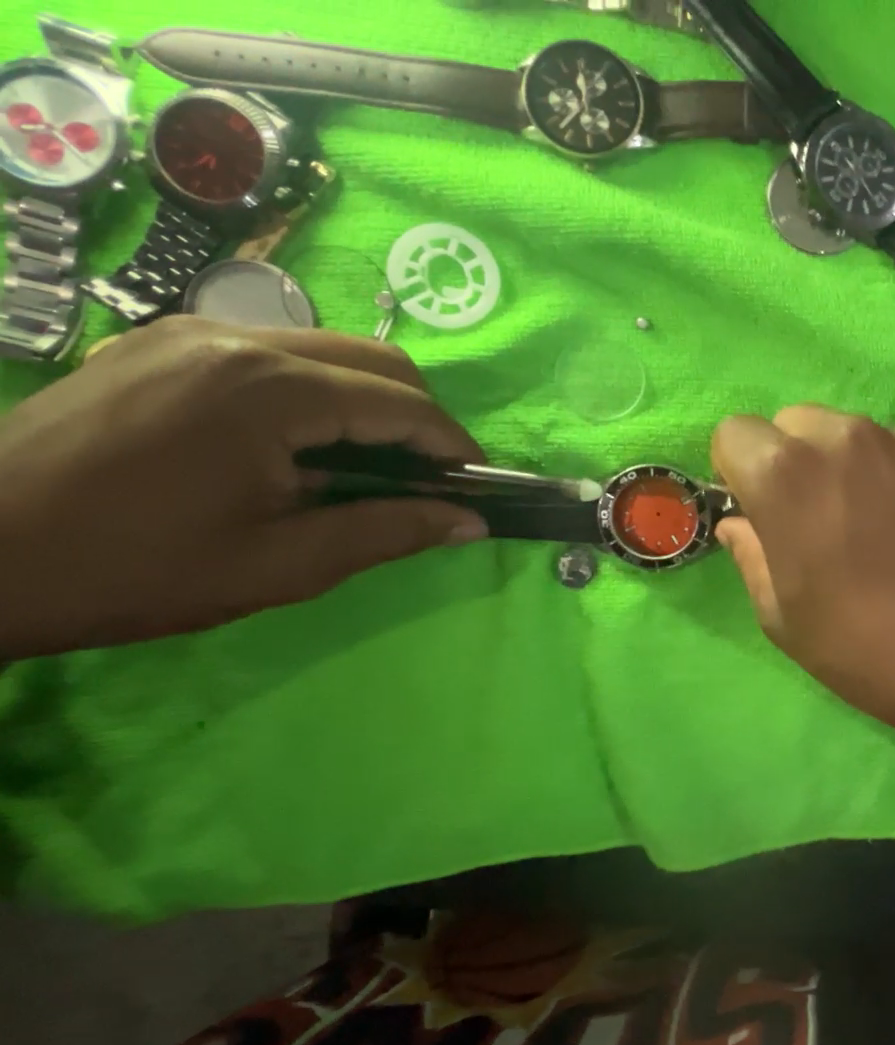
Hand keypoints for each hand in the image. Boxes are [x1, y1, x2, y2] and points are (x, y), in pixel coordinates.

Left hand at [0, 316, 487, 658]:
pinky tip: (299, 445)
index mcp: (265, 390)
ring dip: (369, 402)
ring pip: (328, 350)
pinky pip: (274, 353)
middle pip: (376, 360)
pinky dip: (315, 392)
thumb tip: (470, 522)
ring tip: (365, 467)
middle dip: (420, 418)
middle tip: (426, 480)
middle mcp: (234, 339)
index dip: (454, 447)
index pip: (403, 405)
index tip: (476, 489)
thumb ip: (387, 532)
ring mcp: (189, 333)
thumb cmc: (126, 570)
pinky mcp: (159, 344)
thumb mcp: (277, 565)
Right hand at [710, 404, 894, 760]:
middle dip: (797, 459)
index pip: (736, 433)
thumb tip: (741, 525)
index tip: (761, 508)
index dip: (741, 471)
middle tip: (820, 516)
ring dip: (857, 465)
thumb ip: (750, 554)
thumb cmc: (858, 643)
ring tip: (881, 523)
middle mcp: (845, 437)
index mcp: (785, 471)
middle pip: (799, 423)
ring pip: (860, 434)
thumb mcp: (780, 614)